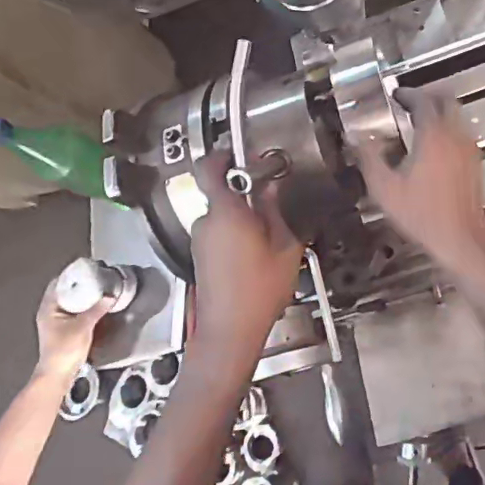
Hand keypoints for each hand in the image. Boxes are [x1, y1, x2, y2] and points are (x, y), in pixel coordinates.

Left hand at [35, 283, 107, 381]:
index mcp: (48, 308)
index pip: (58, 283)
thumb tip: (110, 295)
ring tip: (98, 288)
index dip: (71, 274)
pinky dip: (81, 305)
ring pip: (68, 301)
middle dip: (78, 283)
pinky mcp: (61, 329)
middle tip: (97, 276)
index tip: (88, 268)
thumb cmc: (65, 348)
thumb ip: (97, 309)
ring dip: (81, 295)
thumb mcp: (84, 326)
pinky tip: (94, 305)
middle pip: (63, 291)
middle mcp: (48, 312)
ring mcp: (53, 321)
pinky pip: (71, 310)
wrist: (57, 375)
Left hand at [189, 151, 304, 351]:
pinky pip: (218, 233)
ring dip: (242, 218)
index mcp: (225, 213)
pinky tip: (256, 253)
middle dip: (245, 196)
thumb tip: (270, 190)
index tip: (239, 154)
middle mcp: (206, 222)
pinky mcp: (200, 257)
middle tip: (271, 203)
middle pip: (222, 194)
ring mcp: (200, 241)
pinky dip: (235, 234)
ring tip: (269, 235)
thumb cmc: (258, 289)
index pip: (210, 169)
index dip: (222, 155)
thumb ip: (274, 211)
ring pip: (222, 216)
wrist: (230, 330)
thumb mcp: (284, 246)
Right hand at [358, 91, 484, 276]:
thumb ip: (369, 158)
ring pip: (457, 116)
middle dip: (427, 95)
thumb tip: (357, 141)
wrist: (460, 240)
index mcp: (433, 137)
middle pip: (447, 100)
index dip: (408, 93)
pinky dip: (447, 129)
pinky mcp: (475, 164)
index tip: (397, 95)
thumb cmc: (425, 216)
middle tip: (410, 100)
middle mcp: (455, 138)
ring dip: (439, 111)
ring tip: (418, 119)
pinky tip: (433, 146)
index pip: (423, 100)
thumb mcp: (385, 188)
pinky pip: (461, 134)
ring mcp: (468, 150)